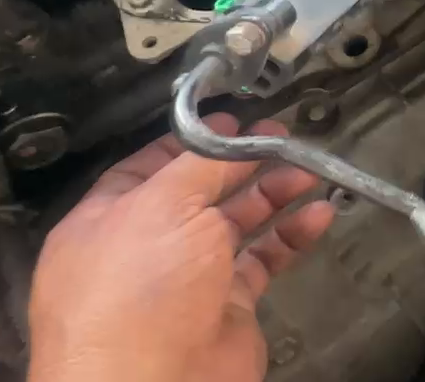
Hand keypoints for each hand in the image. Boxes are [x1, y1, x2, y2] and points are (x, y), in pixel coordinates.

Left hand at [27, 115, 335, 381]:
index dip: (193, 143)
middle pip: (205, 190)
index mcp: (107, 223)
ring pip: (240, 220)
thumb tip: (233, 136)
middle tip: (286, 138)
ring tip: (310, 174)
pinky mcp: (226, 302)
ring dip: (278, 193)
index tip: (235, 121)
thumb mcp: (165, 205)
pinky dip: (294, 233)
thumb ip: (203, 162)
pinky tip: (316, 216)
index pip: (149, 167)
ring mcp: (187, 277)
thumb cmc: (139, 293)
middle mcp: (146, 248)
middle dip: (248, 163)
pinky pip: (266, 255)